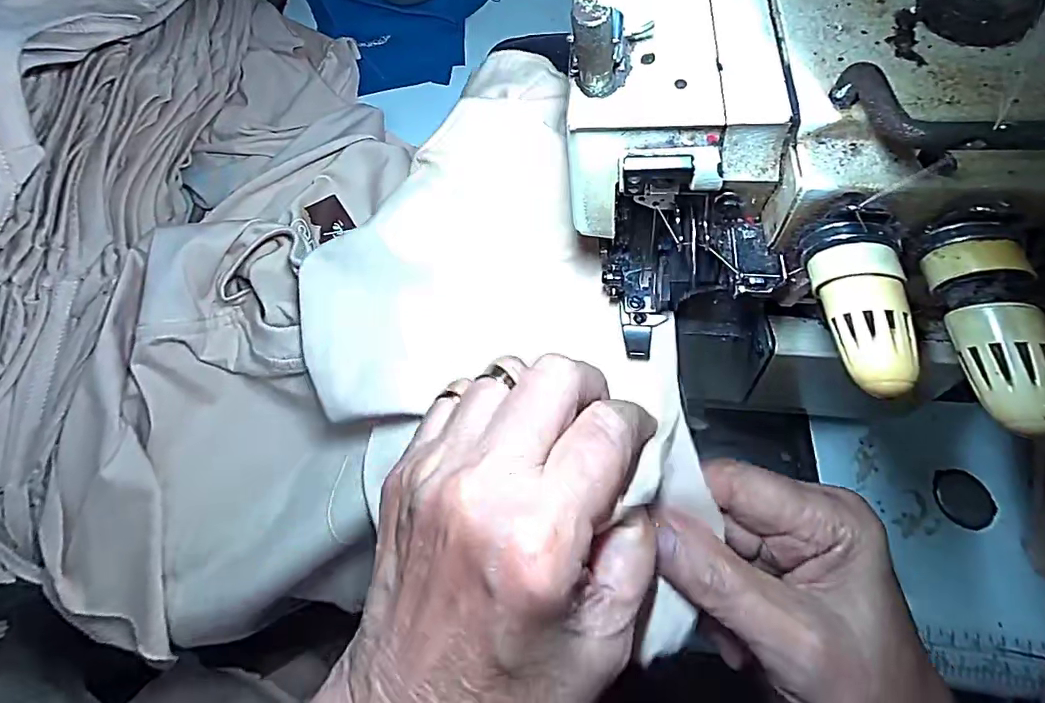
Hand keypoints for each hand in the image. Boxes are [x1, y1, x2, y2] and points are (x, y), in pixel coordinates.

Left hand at [319, 355, 659, 702]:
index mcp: (538, 536)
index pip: (604, 429)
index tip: (637, 434)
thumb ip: (636, 554)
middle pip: (553, 375)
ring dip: (535, 395)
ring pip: (502, 373)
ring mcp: (435, 471)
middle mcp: (481, 488)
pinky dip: (487, 406)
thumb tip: (634, 485)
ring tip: (546, 433)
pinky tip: (499, 441)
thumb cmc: (501, 689)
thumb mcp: (603, 644)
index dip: (636, 423)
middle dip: (590, 389)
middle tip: (596, 422)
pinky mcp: (407, 468)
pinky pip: (455, 397)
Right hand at [654, 459, 947, 702]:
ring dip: (699, 581)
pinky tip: (728, 630)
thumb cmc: (872, 692)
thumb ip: (722, 582)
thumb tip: (659, 529)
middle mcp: (803, 515)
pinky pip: (716, 565)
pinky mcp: (769, 568)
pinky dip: (709, 596)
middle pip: (717, 509)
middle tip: (673, 587)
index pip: (733, 480)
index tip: (643, 522)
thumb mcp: (795, 639)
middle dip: (691, 551)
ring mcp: (785, 542)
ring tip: (718, 626)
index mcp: (827, 514)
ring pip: (709, 538)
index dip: (683, 497)